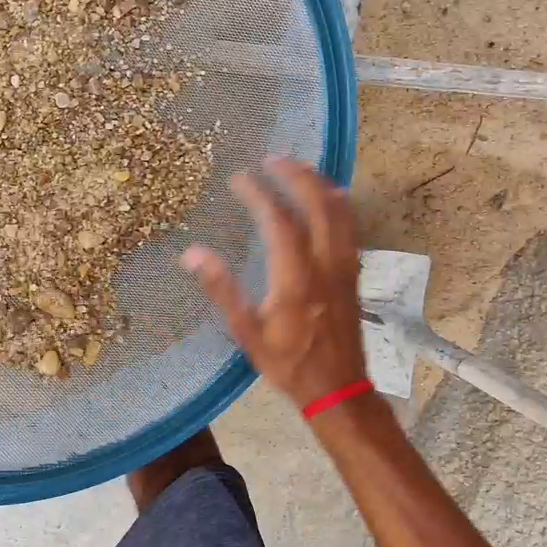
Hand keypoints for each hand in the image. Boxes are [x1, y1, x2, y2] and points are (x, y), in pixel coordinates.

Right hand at [182, 158, 367, 407]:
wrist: (338, 388)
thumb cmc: (287, 363)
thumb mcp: (246, 332)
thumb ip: (222, 289)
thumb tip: (192, 253)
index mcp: (296, 277)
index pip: (278, 221)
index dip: (258, 193)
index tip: (239, 177)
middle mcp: (325, 263)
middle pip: (317, 204)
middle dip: (295, 175)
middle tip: (272, 158)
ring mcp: (345, 266)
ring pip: (340, 211)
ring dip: (319, 183)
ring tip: (299, 167)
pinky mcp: (354, 273)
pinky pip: (350, 226)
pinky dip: (337, 203)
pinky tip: (330, 197)